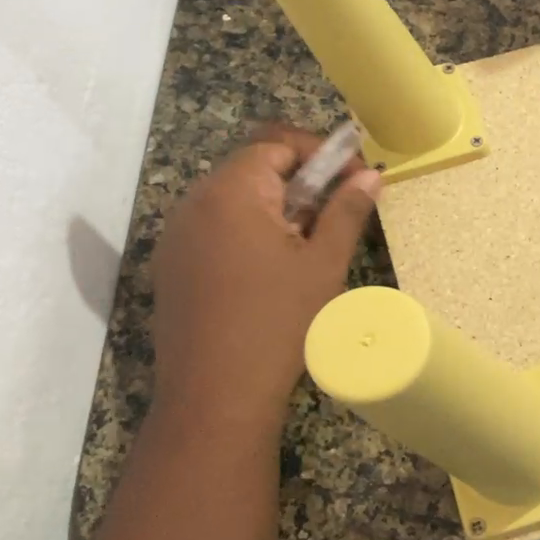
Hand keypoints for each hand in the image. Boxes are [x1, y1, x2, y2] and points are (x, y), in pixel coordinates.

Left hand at [150, 126, 380, 428]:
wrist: (215, 395)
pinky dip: (247, 235)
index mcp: (231, 192)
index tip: (355, 178)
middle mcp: (194, 203)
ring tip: (306, 249)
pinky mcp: (171, 267)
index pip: (276, 143)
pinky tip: (269, 275)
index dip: (321, 154)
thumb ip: (346, 212)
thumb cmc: (277, 323)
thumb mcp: (323, 264)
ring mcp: (176, 237)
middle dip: (300, 183)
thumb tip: (369, 176)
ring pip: (233, 201)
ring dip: (274, 210)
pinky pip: (214, 231)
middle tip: (336, 217)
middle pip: (252, 169)